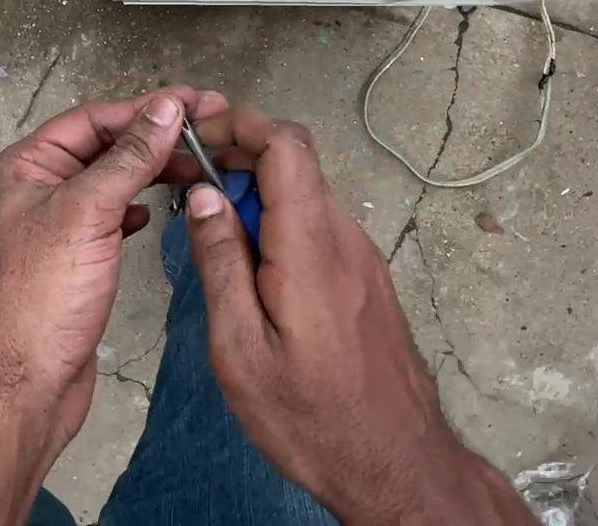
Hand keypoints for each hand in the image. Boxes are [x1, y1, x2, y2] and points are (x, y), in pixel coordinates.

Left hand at [0, 87, 227, 452]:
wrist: (25, 382)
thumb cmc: (43, 293)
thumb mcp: (88, 212)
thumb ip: (130, 157)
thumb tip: (167, 107)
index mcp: (27, 163)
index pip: (94, 118)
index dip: (146, 107)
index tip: (197, 101)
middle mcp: (39, 185)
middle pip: (105, 145)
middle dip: (155, 136)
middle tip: (211, 128)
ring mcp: (58, 221)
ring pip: (113, 180)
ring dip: (153, 169)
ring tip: (200, 165)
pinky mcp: (76, 254)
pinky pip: (113, 214)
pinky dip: (138, 206)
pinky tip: (156, 210)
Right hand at [184, 110, 534, 525]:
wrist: (403, 474)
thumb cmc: (312, 419)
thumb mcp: (240, 350)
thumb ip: (220, 263)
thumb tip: (204, 195)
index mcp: (310, 249)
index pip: (287, 145)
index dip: (240, 124)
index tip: (198, 139)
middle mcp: (345, 239)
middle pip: (294, 162)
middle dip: (237, 160)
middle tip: (194, 196)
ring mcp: (363, 256)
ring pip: (304, 192)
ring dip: (256, 195)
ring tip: (219, 238)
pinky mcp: (367, 276)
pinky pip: (317, 223)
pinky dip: (278, 221)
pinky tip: (255, 268)